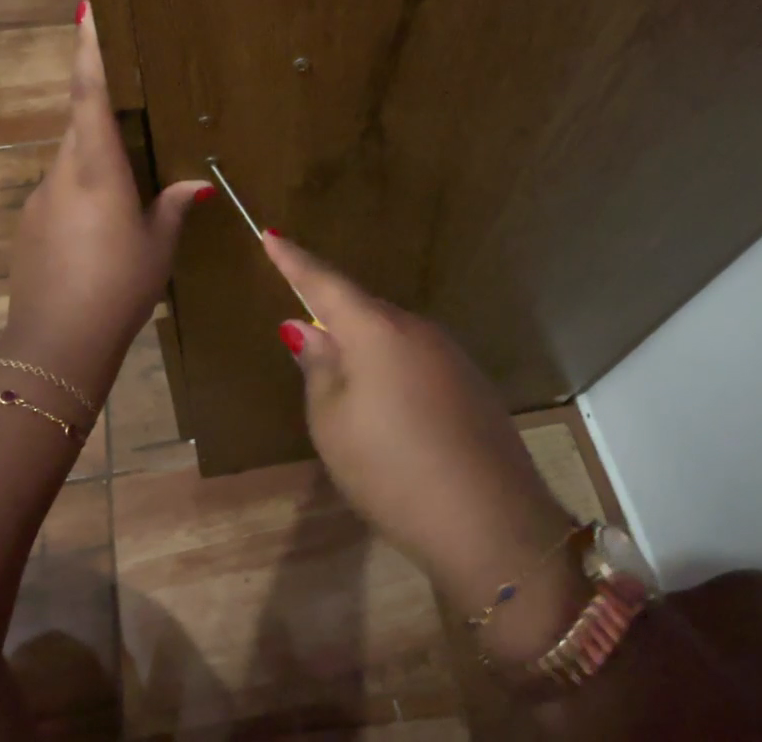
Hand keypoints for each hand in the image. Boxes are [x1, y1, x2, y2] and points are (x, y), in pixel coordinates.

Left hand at [0, 3, 208, 394]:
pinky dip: (81, 193)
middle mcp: (62, 173)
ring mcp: (39, 199)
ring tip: (125, 188)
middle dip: (99, 109)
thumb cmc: (118, 287)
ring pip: (69, 161)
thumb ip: (172, 208)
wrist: (56, 342)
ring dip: (94, 159)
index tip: (85, 11)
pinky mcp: (29, 224)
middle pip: (79, 124)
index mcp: (97, 170)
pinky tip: (99, 230)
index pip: (90, 97)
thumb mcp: (157, 247)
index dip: (90, 52)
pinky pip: (60, 191)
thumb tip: (196, 185)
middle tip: (130, 108)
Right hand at [264, 234, 581, 654]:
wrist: (492, 525)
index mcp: (377, 331)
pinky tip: (390, 412)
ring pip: (392, 337)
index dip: (294, 261)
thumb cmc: (392, 471)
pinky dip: (393, 371)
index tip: (270, 236)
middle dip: (332, 317)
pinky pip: (417, 361)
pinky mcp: (472, 385)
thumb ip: (318, 368)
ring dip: (364, 350)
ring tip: (345, 391)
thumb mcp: (333, 424)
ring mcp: (452, 356)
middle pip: (363, 310)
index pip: (325, 283)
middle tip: (303, 337)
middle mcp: (418, 330)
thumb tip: (307, 328)